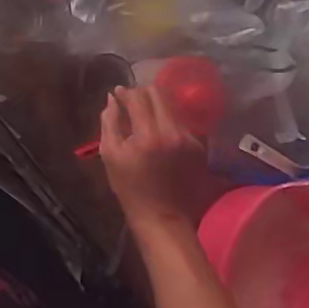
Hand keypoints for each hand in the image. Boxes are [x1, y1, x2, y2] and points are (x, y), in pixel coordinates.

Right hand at [98, 86, 209, 230]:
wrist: (163, 215)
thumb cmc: (130, 186)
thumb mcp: (110, 153)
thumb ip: (109, 122)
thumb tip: (111, 100)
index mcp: (148, 134)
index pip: (138, 98)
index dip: (125, 92)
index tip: (117, 93)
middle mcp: (173, 132)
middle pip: (159, 95)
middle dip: (142, 94)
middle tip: (130, 102)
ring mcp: (190, 139)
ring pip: (171, 108)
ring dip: (155, 108)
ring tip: (142, 117)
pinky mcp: (199, 148)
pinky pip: (180, 124)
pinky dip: (166, 122)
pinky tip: (157, 134)